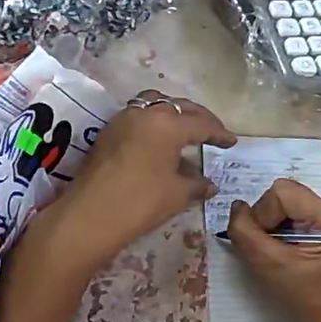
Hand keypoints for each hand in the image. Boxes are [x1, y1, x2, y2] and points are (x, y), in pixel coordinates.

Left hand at [35, 90, 236, 275]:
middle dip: (197, 118)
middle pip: (177, 107)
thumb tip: (209, 183)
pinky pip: (136, 119)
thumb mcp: (176, 194)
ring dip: (170, 115)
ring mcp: (121, 120)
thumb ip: (196, 184)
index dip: (219, 133)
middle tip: (212, 132)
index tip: (231, 142)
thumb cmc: (140, 201)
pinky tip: (158, 144)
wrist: (89, 215)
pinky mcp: (106, 133)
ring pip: (152, 106)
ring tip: (183, 133)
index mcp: (167, 123)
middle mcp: (144, 112)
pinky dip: (151, 125)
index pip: (200, 123)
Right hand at [225, 179, 320, 321]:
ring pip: (277, 201)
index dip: (262, 216)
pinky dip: (273, 226)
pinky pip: (282, 209)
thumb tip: (237, 207)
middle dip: (264, 220)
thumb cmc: (305, 294)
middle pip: (279, 194)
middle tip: (271, 248)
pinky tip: (282, 247)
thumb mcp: (268, 264)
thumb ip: (245, 232)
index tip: (266, 244)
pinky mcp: (315, 218)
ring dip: (267, 224)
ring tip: (277, 249)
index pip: (279, 194)